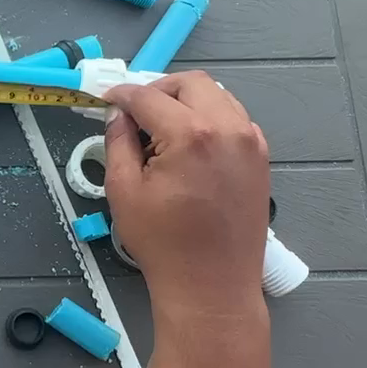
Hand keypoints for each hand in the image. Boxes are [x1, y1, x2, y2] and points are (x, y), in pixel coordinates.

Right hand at [103, 71, 268, 312]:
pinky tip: (189, 145)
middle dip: (158, 90)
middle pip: (190, 84)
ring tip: (162, 130)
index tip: (105, 100)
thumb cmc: (162, 242)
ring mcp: (250, 141)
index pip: (149, 97)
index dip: (121, 95)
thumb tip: (119, 117)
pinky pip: (234, 119)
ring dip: (186, 101)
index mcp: (190, 135)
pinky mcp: (260, 157)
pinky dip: (209, 119)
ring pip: (217, 96)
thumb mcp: (123, 191)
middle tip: (135, 113)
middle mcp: (227, 128)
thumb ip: (118, 144)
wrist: (211, 284)